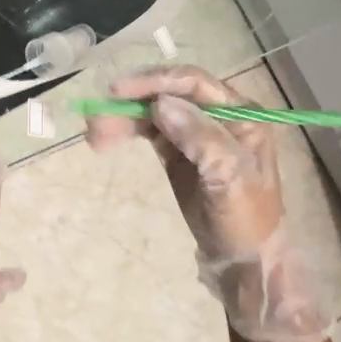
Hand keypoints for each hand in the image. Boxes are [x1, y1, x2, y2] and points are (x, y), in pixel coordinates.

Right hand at [86, 66, 331, 341]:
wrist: (243, 260)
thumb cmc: (247, 220)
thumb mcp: (229, 179)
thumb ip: (200, 139)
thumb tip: (161, 104)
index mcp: (241, 115)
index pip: (194, 83)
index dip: (156, 81)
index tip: (118, 90)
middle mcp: (217, 117)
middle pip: (168, 94)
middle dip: (131, 102)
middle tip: (96, 119)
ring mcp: (194, 133)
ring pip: (152, 112)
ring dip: (121, 118)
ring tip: (93, 136)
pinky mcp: (176, 150)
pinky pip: (147, 130)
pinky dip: (125, 131)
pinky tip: (104, 140)